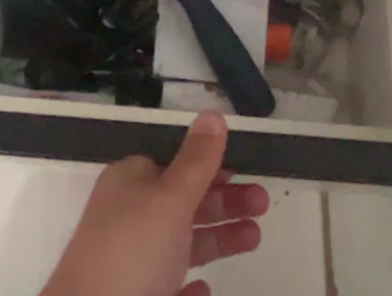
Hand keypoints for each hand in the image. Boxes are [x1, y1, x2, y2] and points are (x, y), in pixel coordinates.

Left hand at [42, 112, 268, 295]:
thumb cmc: (132, 252)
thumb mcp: (169, 199)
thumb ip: (196, 161)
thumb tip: (213, 114)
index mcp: (130, 183)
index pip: (174, 163)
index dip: (210, 165)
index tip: (245, 169)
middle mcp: (128, 217)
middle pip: (183, 202)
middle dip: (225, 202)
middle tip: (263, 204)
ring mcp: (130, 262)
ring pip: (181, 244)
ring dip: (218, 239)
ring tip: (255, 238)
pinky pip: (168, 285)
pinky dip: (189, 285)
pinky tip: (204, 290)